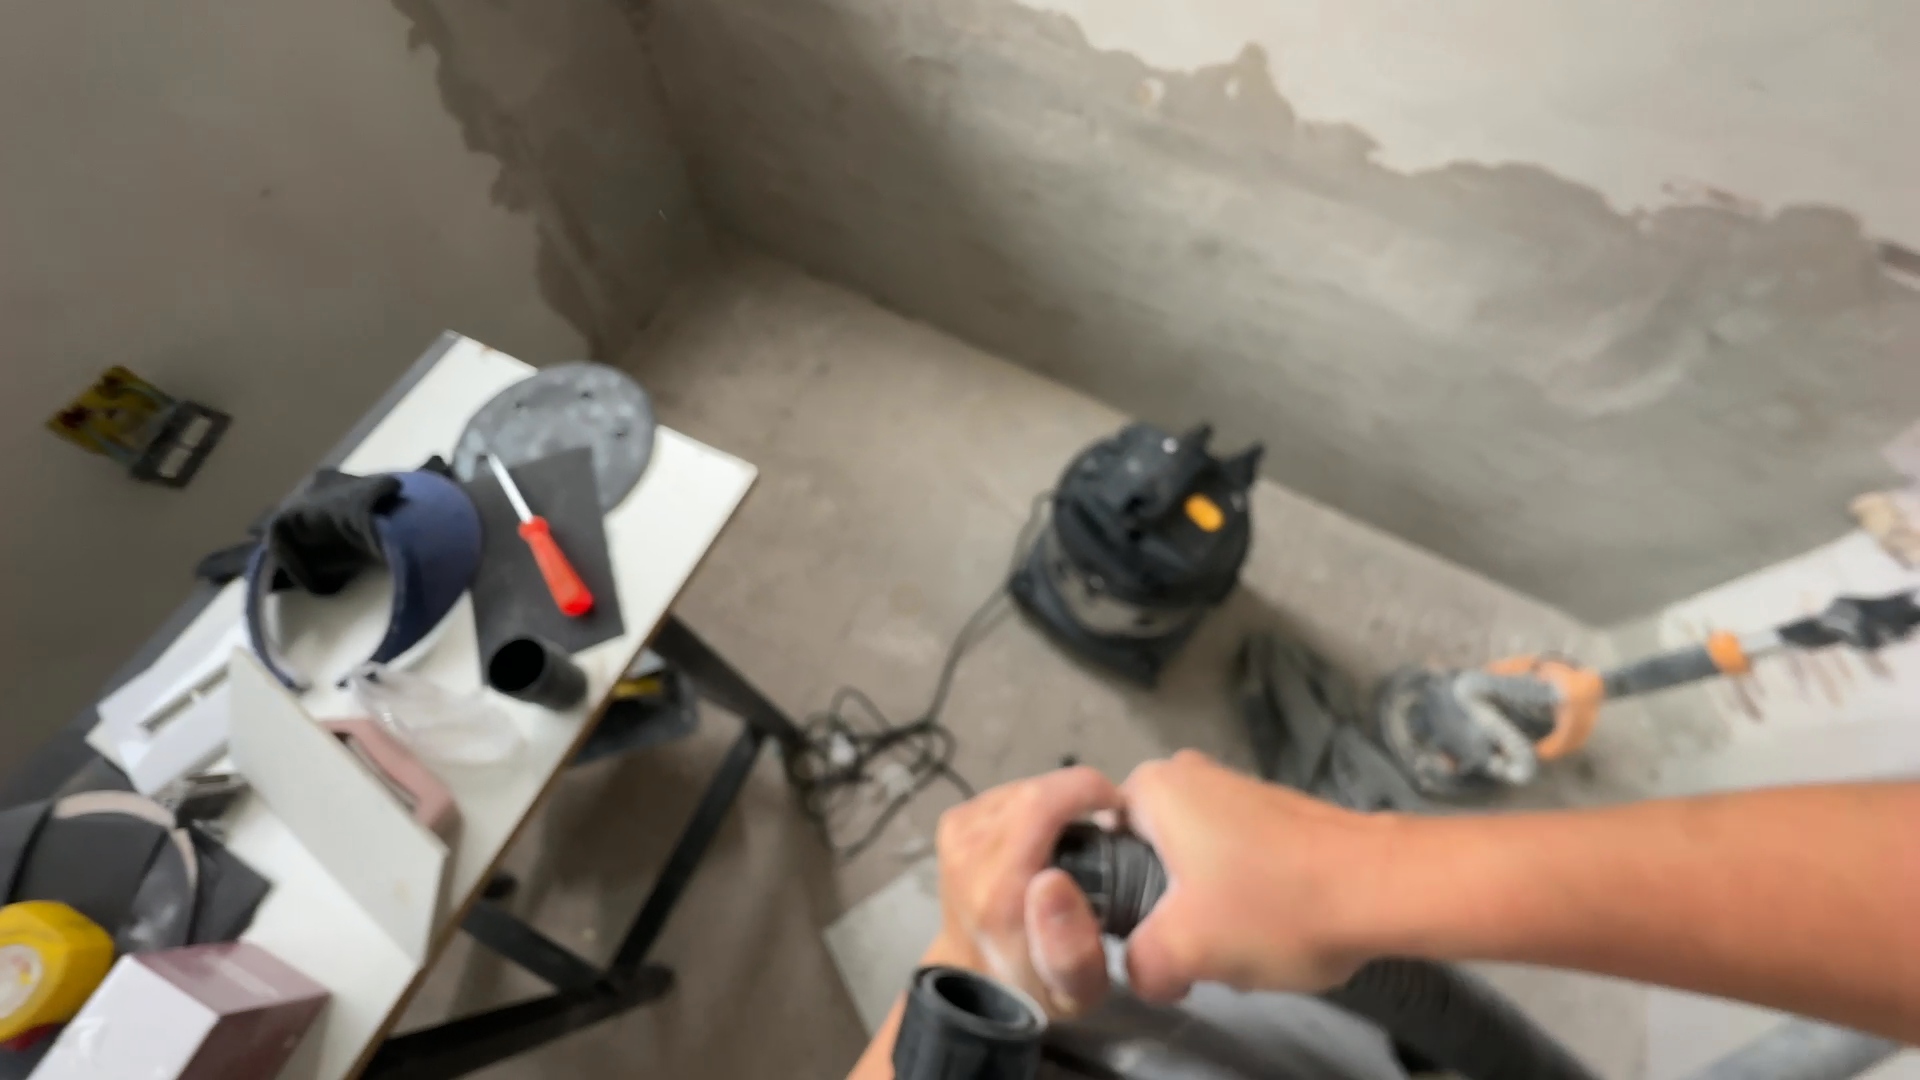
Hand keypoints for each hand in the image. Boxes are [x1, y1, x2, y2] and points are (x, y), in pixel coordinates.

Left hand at [929, 766, 1122, 1016]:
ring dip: (1053, 801)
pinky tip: (1042, 834)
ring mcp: (955, 833)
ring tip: (1074, 835)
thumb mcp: (1074, 992)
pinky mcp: (953, 822)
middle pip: (1033, 790)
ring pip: (1020, 787)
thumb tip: (1054, 881)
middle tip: (1101, 827)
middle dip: (1074, 795)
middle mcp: (967, 851)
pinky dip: (1032, 805)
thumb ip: (1073, 950)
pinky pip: (1005, 794)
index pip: (1041, 802)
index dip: (1087, 790)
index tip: (1117, 812)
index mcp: (996, 887)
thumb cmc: (1033, 984)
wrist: (975, 978)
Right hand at [1121, 750, 1396, 1002]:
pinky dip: (1241, 889)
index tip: (1150, 930)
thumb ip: (1140, 965)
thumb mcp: (1186, 950)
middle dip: (1169, 905)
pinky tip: (1271, 919)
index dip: (1119, 896)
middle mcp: (1184, 772)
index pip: (1101, 844)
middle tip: (1197, 939)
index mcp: (1150, 786)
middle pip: (1148, 855)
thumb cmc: (1273, 902)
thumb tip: (1142, 969)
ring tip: (1242, 933)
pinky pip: (1229, 853)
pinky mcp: (1266, 807)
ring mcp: (1229, 785)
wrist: (1381, 886)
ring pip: (1190, 859)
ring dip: (1207, 902)